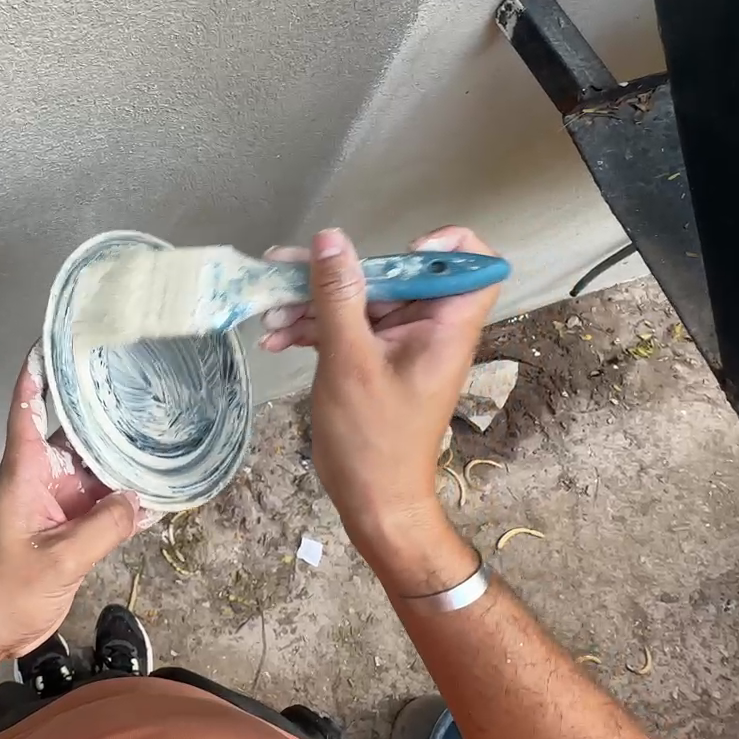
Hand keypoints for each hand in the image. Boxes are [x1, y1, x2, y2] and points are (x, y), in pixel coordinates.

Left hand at [0, 348, 141, 661]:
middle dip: (103, 415)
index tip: (50, 342)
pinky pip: (102, 507)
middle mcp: (43, 480)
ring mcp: (58, 505)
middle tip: (143, 387)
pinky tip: (159, 494)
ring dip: (123, 462)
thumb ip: (101, 528)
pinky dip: (126, 502)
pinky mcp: (69, 531)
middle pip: (75, 437)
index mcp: (25, 473)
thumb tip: (139, 498)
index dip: (35, 376)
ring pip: (95, 472)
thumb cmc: (3, 591)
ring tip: (165, 435)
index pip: (26, 411)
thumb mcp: (56, 560)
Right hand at [260, 227, 499, 592]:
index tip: (395, 252)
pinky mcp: (368, 360)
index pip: (470, 265)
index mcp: (444, 326)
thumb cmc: (372, 435)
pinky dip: (310, 329)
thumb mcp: (349, 360)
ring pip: (357, 302)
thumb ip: (338, 296)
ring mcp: (395, 345)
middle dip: (336, 274)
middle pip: (390, 278)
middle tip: (283, 269)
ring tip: (267, 315)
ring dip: (310, 304)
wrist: (370, 499)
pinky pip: (342, 328)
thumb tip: (329, 238)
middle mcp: (425, 329)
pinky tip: (274, 340)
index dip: (441, 248)